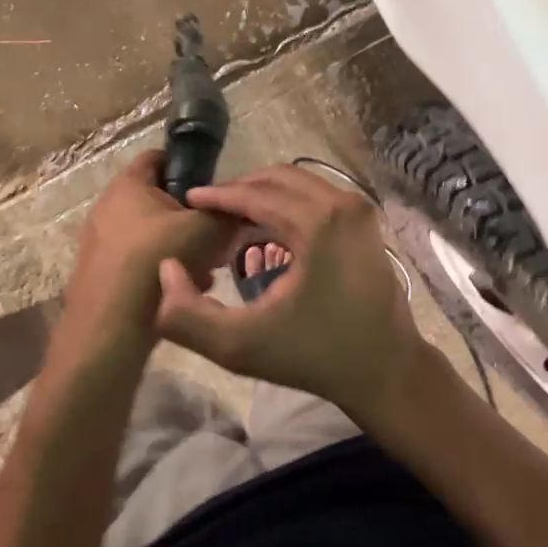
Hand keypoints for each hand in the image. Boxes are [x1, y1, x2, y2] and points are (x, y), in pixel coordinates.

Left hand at [59, 150, 233, 346]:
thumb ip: (227, 212)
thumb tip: (240, 208)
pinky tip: (186, 288)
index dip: (189, 164)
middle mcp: (108, 208)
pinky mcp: (102, 273)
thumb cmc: (157, 259)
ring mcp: (101, 242)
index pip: (159, 156)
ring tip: (208, 266)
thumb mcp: (208, 228)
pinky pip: (141, 260)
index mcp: (128, 185)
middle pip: (160, 200)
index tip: (214, 183)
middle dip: (191, 215)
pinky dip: (164, 268)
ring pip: (153, 233)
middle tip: (218, 232)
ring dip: (182, 245)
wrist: (109, 327)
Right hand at [156, 165, 427, 416]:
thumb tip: (165, 270)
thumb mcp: (239, 345)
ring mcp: (359, 210)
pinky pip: (319, 197)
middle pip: (279, 178)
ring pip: (301, 184)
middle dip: (240, 190)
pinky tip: (266, 231)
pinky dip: (289, 204)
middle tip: (208, 211)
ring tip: (231, 220)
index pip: (255, 194)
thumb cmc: (312, 355)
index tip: (188, 200)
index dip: (218, 196)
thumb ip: (187, 314)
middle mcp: (343, 203)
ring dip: (265, 195)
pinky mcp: (366, 222)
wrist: (383, 368)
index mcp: (317, 221)